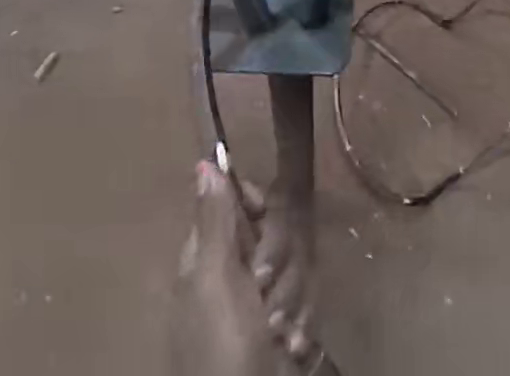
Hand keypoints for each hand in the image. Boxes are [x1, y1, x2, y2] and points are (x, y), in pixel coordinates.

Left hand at [173, 162, 317, 375]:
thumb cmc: (223, 347)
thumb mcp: (214, 279)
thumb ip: (215, 221)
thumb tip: (203, 162)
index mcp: (207, 252)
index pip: (233, 200)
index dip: (253, 202)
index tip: (265, 216)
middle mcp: (231, 269)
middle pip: (269, 230)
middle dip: (278, 258)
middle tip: (265, 290)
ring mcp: (259, 299)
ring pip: (293, 265)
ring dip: (292, 297)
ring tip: (279, 330)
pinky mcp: (284, 325)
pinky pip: (306, 300)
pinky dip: (303, 322)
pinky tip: (293, 344)